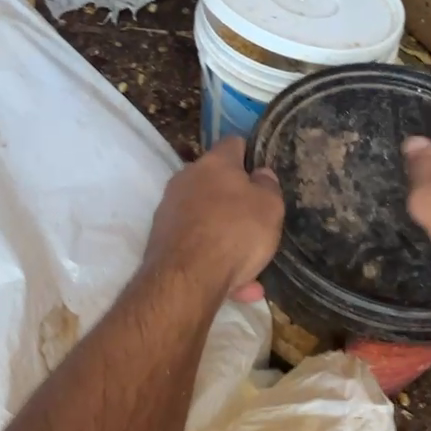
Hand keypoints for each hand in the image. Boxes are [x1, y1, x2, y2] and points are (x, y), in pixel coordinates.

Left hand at [143, 137, 283, 301]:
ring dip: (225, 237)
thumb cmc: (235, 232)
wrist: (186, 278)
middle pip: (214, 183)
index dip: (250, 156)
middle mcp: (186, 179)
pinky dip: (213, 261)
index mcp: (214, 163)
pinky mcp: (160, 239)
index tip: (262, 175)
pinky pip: (196, 246)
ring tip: (250, 267)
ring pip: (205, 219)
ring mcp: (169, 209)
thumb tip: (260, 173)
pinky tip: (235, 286)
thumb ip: (267, 186)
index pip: (233, 144)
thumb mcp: (269, 207)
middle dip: (234, 201)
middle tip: (256, 223)